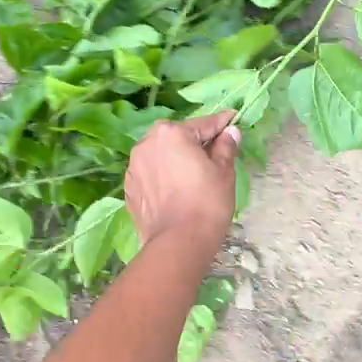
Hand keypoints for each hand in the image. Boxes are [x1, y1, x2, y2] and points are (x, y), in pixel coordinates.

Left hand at [124, 111, 240, 249]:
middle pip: (176, 136)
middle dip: (193, 140)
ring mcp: (133, 166)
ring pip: (160, 154)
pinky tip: (174, 189)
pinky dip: (162, 175)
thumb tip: (230, 132)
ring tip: (191, 173)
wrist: (178, 243)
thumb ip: (225, 147)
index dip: (221, 123)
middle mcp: (147, 143)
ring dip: (175, 158)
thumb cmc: (207, 202)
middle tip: (212, 152)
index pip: (203, 124)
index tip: (232, 119)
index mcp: (172, 133)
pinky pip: (150, 173)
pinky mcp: (129, 188)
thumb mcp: (224, 171)